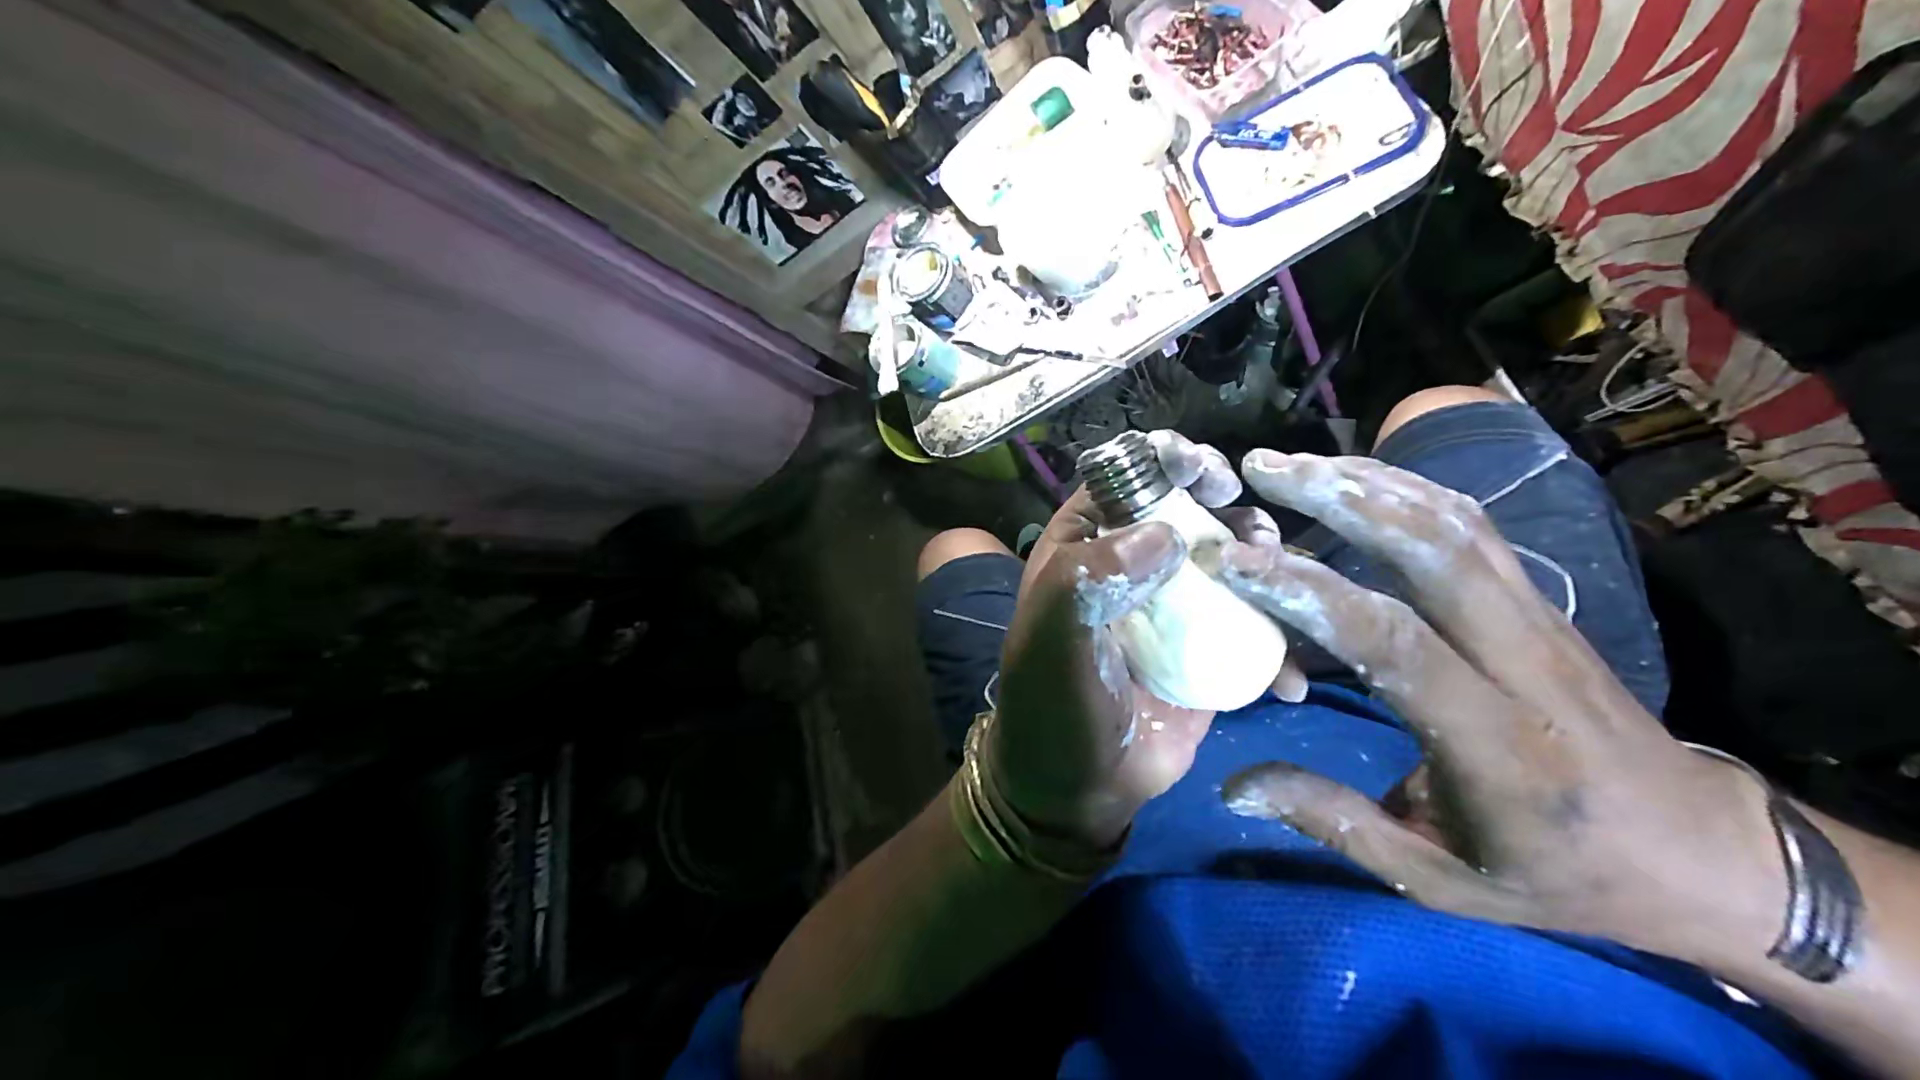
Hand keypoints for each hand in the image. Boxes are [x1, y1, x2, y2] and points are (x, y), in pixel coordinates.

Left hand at [992, 432, 1296, 847]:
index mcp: (1085, 548)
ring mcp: (1177, 607)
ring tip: (1273, 570)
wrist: (1079, 785)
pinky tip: (1291, 674)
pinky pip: (1256, 624)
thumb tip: (1162, 532)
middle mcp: (1133, 567)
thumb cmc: (1055, 703)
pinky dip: (1282, 639)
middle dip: (1220, 498)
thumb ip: (1088, 578)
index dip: (1160, 460)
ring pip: (1229, 559)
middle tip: (1239, 508)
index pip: (1122, 480)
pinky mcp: (1211, 649)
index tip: (1198, 464)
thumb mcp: (1052, 637)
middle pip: (1186, 510)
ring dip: (1261, 555)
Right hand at [1216, 451, 1787, 968]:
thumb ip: (1335, 822)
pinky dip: (1407, 486)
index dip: (1308, 592)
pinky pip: (1473, 525)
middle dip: (1340, 497)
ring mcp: (1541, 620)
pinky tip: (1354, 476)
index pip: (1393, 642)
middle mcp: (1525, 663)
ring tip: (1291, 462)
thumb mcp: (1438, 878)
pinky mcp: (1539, 601)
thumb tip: (1234, 786)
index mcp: (1498, 742)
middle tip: (1261, 470)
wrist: (1698, 849)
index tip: (1233, 561)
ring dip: (1369, 480)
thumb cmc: (1556, 872)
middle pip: (1436, 552)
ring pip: (1457, 522)